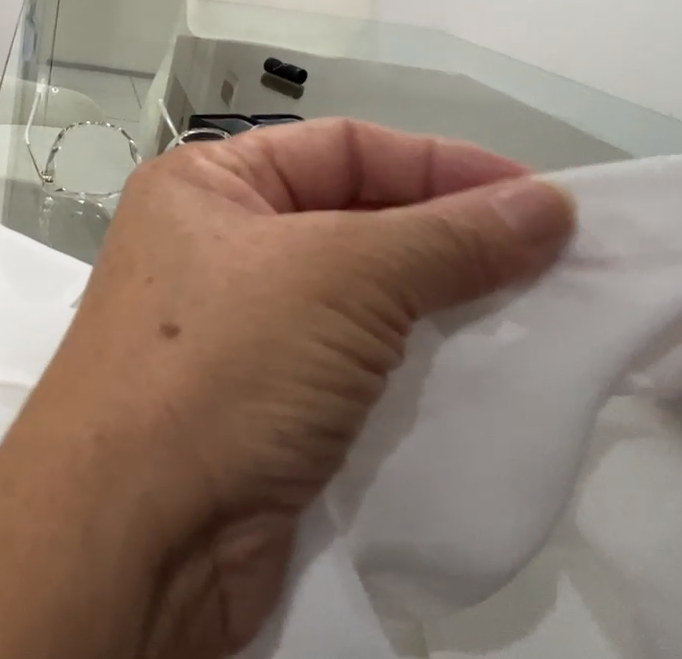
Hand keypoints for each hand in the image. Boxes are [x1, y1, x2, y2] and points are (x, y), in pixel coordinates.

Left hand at [0, 118, 574, 656]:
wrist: (131, 534)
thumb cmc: (220, 367)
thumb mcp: (338, 277)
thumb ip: (447, 239)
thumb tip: (545, 204)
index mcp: (205, 186)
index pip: (342, 147)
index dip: (441, 164)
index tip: (540, 199)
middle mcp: (213, 246)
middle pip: (351, 218)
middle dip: (446, 236)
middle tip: (550, 259)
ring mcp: (234, 329)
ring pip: (355, 296)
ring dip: (437, 303)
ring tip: (532, 312)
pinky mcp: (258, 403)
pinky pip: (348, 362)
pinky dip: (409, 362)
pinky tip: (475, 371)